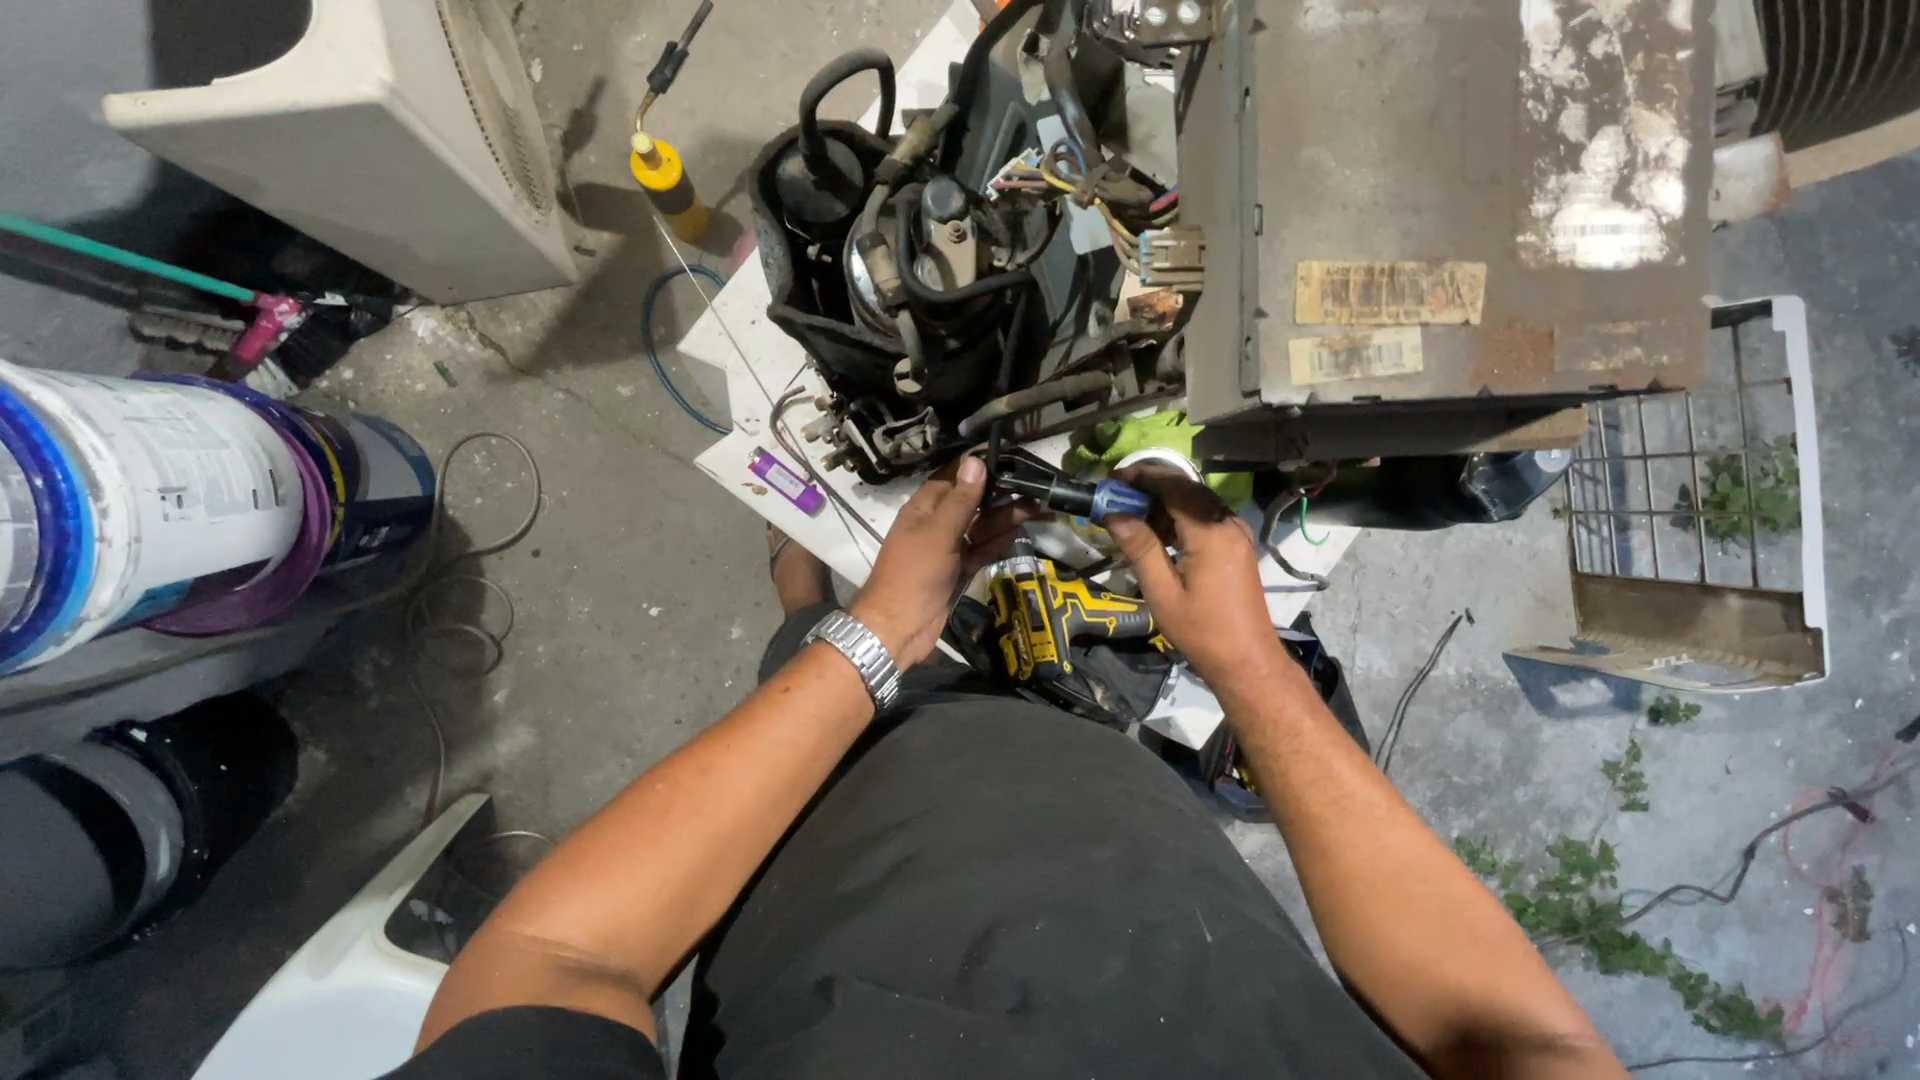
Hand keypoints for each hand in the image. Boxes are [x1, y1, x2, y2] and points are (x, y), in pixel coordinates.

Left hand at [848, 456, 1030, 668]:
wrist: (899, 626)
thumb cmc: (914, 574)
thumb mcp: (939, 532)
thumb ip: (961, 500)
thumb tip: (976, 461)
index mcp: (924, 507)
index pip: (953, 476)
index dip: (978, 465)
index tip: (1008, 453)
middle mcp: (936, 523)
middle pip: (972, 502)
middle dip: (999, 494)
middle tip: (1032, 487)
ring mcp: (948, 548)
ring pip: (980, 527)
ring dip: (1004, 519)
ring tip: (1034, 508)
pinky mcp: (958, 570)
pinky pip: (981, 550)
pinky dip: (998, 543)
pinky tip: (1019, 534)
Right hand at [1103, 466, 1292, 691]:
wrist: (1247, 660)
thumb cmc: (1202, 631)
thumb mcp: (1162, 592)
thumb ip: (1140, 548)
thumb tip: (1114, 514)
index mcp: (1211, 532)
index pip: (1174, 486)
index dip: (1142, 476)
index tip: (1113, 480)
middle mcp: (1228, 524)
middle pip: (1186, 488)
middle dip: (1150, 487)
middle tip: (1116, 497)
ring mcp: (1235, 534)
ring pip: (1195, 502)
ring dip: (1163, 502)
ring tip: (1129, 516)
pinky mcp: (1236, 545)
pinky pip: (1204, 518)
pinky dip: (1178, 517)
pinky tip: (1156, 534)